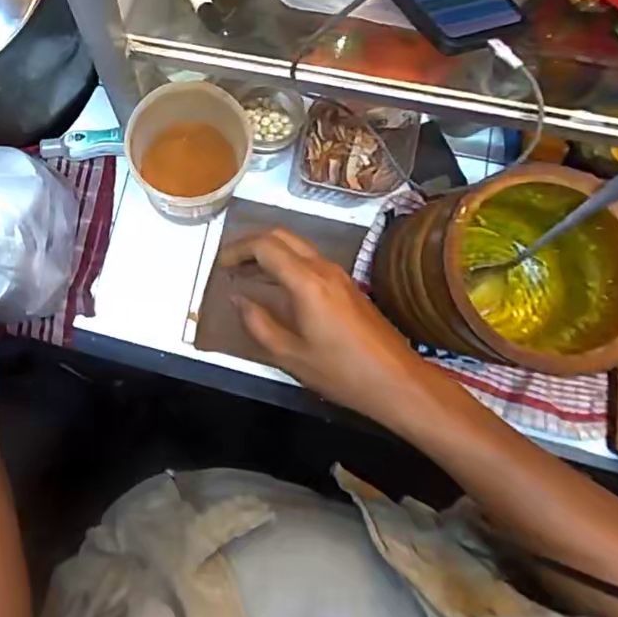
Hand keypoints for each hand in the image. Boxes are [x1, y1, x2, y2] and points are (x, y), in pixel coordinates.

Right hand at [214, 228, 431, 421]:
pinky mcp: (347, 284)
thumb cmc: (342, 373)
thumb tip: (238, 298)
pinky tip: (276, 286)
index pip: (265, 246)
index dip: (237, 250)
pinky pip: (310, 260)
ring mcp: (339, 274)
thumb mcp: (291, 356)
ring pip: (297, 246)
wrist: (397, 381)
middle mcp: (323, 268)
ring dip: (269, 252)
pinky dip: (286, 263)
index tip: (220, 265)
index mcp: (307, 282)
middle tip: (230, 263)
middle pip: (281, 236)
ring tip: (246, 273)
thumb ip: (258, 324)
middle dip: (251, 243)